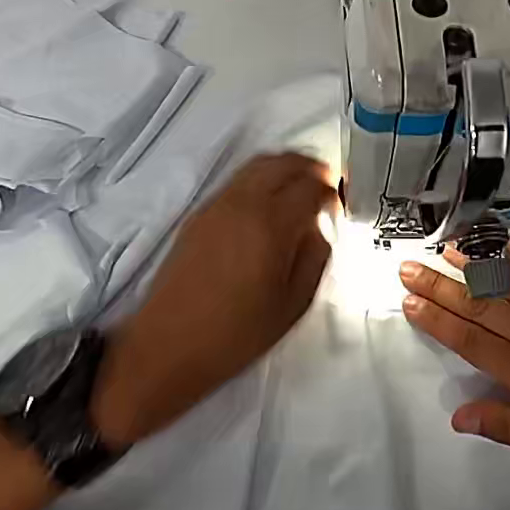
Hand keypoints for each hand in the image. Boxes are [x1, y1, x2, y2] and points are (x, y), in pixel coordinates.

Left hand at [92, 153, 335, 445]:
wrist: (167, 346)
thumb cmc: (237, 334)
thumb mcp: (293, 304)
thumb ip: (315, 256)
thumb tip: (317, 227)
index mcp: (271, 224)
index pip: (311, 185)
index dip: (333, 188)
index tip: (342, 203)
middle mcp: (243, 203)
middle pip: (284, 162)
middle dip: (312, 168)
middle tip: (328, 186)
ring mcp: (216, 205)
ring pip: (257, 165)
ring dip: (285, 169)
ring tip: (301, 190)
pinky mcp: (198, 214)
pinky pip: (238, 180)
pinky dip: (261, 179)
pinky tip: (269, 206)